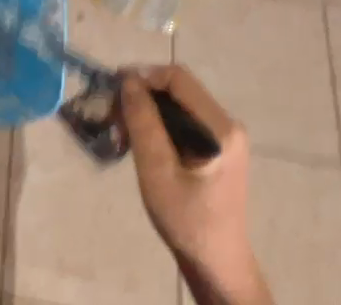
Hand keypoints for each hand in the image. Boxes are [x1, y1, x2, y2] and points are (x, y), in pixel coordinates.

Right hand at [122, 66, 270, 304]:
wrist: (216, 263)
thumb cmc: (187, 221)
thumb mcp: (157, 171)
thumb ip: (143, 123)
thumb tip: (128, 81)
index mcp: (221, 128)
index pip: (178, 78)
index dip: (143, 76)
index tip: (112, 90)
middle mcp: (228, 123)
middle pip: (178, 88)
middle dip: (142, 93)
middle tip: (112, 112)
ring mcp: (225, 135)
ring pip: (178, 102)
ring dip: (148, 108)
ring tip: (121, 128)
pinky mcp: (217, 146)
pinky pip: (184, 119)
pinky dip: (158, 122)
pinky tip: (140, 140)